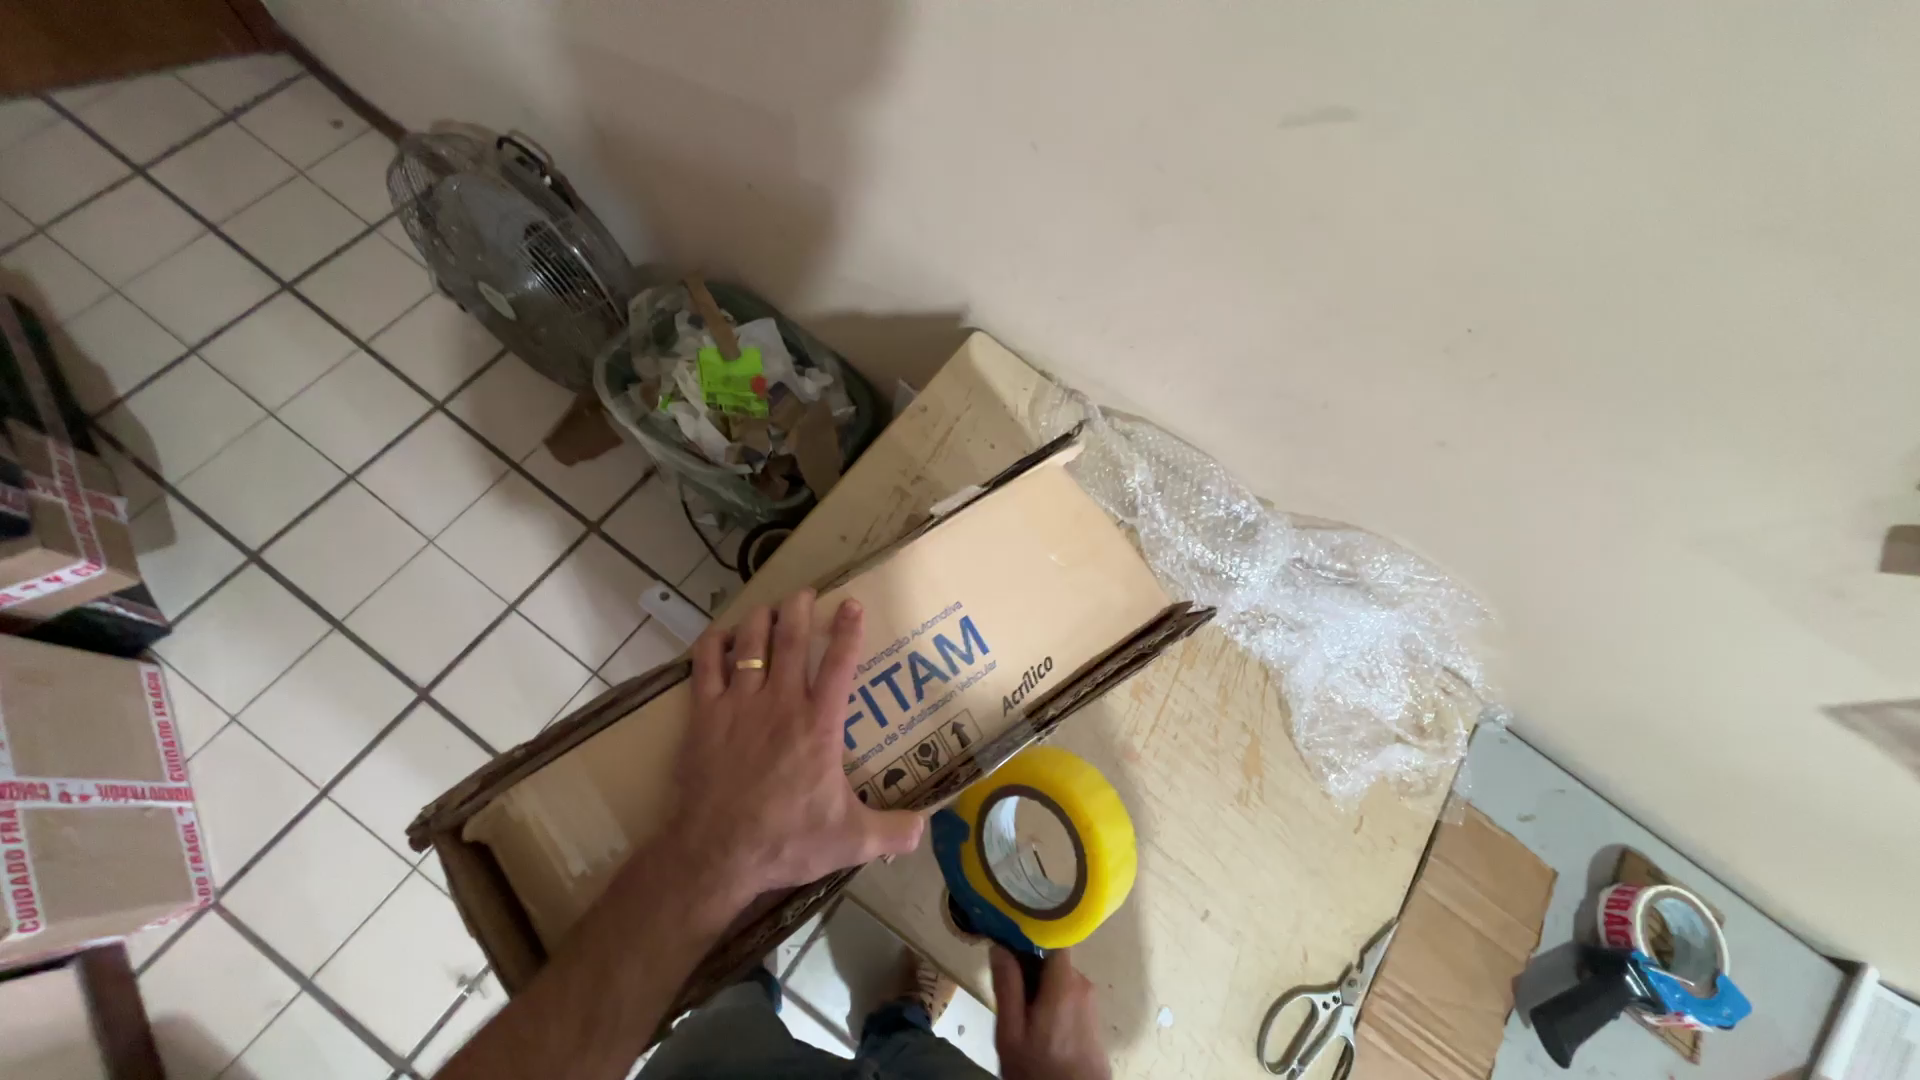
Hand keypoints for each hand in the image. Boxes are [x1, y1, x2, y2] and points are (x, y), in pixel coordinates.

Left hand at [662, 590, 925, 907]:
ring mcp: (738, 705)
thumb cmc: (786, 840)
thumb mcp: (849, 841)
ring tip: (769, 608)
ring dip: (761, 619)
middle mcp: (781, 703)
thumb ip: (891, 831)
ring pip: (750, 643)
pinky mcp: (704, 715)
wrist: (716, 854)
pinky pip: (706, 664)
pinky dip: (714, 643)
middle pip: (792, 639)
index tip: (852, 604)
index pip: (840, 664)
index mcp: (819, 724)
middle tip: (806, 594)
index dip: (849, 630)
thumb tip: (925, 829)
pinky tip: (722, 635)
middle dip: (800, 609)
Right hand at [991, 947, 1110, 1079]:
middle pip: (1054, 959)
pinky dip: (1053, 1000)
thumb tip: (1000, 947)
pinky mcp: (1093, 1018)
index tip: (1009, 937)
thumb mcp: (1011, 1033)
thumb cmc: (1039, 1070)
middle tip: (1009, 987)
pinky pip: (1069, 995)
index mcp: (1064, 983)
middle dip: (1030, 967)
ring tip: (1022, 1011)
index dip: (1032, 933)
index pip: (1053, 937)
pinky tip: (1039, 1023)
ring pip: (1060, 978)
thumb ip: (1007, 986)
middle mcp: (1083, 985)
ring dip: (1041, 987)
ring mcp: (1091, 1002)